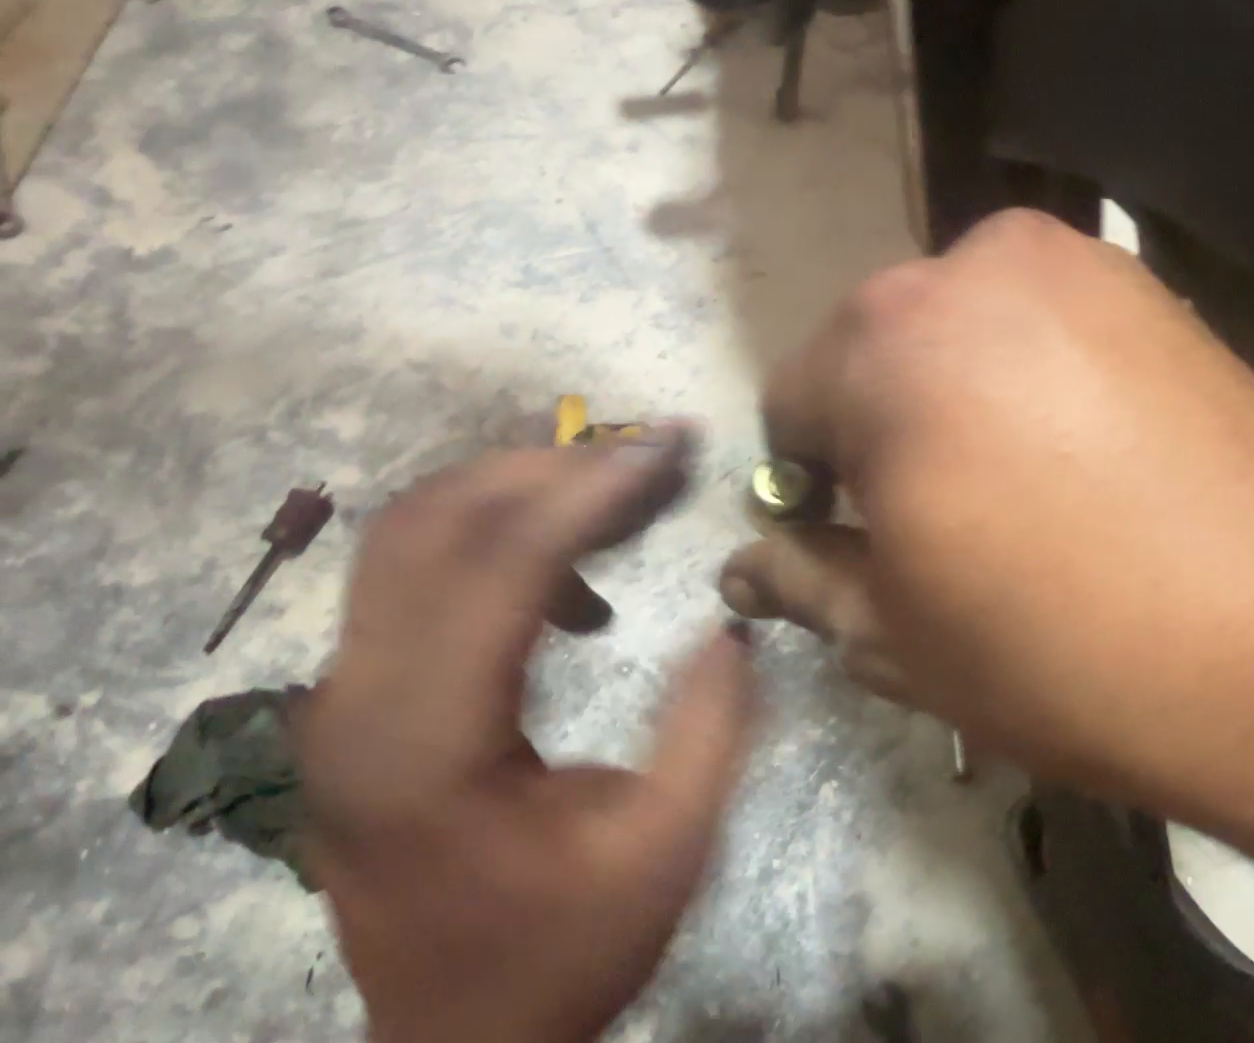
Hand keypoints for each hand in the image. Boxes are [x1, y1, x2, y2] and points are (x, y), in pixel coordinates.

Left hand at [298, 429, 759, 1042]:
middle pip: (434, 520)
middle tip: (653, 452)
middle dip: (552, 466)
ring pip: (409, 535)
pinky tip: (571, 585)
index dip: (595, 490)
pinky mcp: (356, 705)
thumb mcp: (667, 847)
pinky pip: (413, 579)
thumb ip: (709, 726)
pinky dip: (493, 544)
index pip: (503, 563)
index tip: (673, 450)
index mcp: (429, 739)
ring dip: (517, 492)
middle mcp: (357, 700)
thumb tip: (732, 621)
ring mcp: (341, 700)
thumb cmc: (565, 950)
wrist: (459, 1041)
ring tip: (620, 492)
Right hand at [718, 209, 1253, 812]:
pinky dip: (1037, 375)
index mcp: (881, 350)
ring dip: (961, 396)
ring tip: (1024, 489)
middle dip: (887, 428)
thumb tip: (741, 568)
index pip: (794, 403)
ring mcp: (1075, 263)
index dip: (816, 481)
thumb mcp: (897, 637)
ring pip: (962, 330)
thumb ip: (801, 579)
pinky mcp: (1152, 282)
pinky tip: (1088, 455)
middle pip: (878, 352)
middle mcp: (967, 269)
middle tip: (945, 519)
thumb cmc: (1060, 654)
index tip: (864, 538)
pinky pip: (1045, 323)